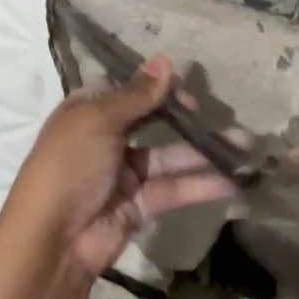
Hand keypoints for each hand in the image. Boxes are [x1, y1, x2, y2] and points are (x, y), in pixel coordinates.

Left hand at [2, 56, 238, 274]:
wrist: (53, 238)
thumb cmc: (69, 165)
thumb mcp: (98, 120)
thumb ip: (136, 95)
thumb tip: (165, 60)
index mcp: (86, 111)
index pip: (125, 90)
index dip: (155, 86)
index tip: (186, 88)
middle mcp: (105, 138)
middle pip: (151, 121)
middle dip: (186, 118)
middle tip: (219, 115)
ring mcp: (123, 173)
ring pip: (169, 157)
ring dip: (204, 152)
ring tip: (245, 146)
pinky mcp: (139, 205)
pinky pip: (174, 189)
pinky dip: (201, 185)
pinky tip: (232, 180)